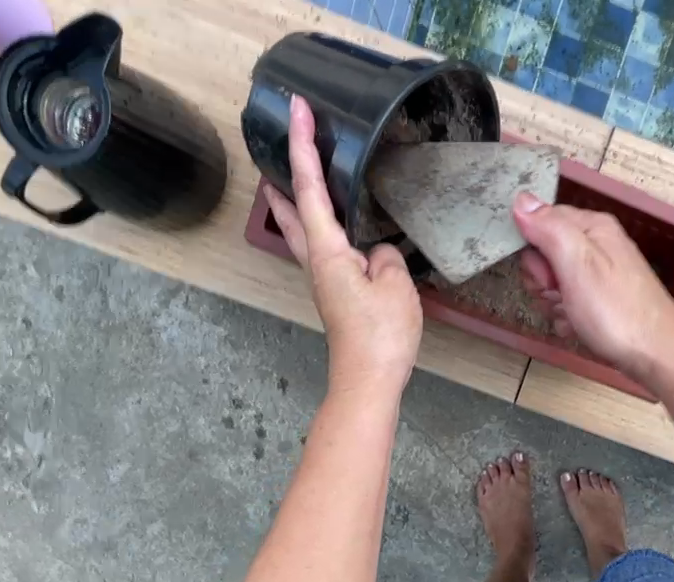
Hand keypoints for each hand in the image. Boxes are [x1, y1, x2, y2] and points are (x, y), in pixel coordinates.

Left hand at [264, 96, 421, 401]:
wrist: (368, 381)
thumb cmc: (381, 336)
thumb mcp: (395, 285)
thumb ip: (385, 256)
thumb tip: (376, 254)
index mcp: (328, 251)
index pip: (310, 187)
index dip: (303, 145)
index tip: (298, 109)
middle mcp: (316, 263)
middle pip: (290, 208)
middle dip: (284, 173)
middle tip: (279, 142)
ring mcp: (323, 281)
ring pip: (302, 230)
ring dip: (295, 200)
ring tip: (297, 176)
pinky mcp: (335, 296)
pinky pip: (322, 248)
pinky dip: (319, 225)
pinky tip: (336, 227)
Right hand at [512, 193, 673, 386]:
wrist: (655, 354)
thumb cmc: (617, 311)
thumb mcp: (577, 263)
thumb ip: (549, 228)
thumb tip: (521, 200)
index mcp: (592, 228)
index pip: (542, 221)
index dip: (534, 250)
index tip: (547, 274)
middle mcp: (597, 246)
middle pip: (546, 255)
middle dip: (543, 281)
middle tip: (560, 295)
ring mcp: (599, 276)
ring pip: (554, 284)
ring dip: (553, 303)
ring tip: (573, 314)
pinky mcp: (600, 302)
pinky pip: (568, 305)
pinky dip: (567, 319)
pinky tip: (578, 327)